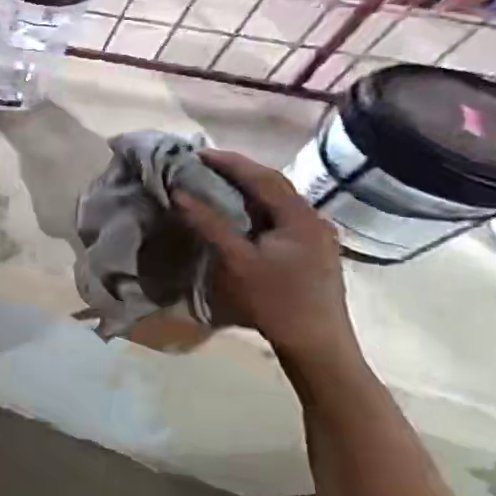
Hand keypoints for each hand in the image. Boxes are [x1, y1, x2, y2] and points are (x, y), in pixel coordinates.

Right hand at [174, 150, 359, 369]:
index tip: (197, 154)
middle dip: (238, 171)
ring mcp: (315, 236)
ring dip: (246, 187)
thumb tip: (179, 192)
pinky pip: (277, 215)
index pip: (264, 178)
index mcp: (300, 218)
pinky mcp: (309, 250)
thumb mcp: (236, 260)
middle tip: (201, 164)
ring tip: (213, 182)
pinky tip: (235, 211)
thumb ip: (208, 223)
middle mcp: (313, 220)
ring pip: (276, 200)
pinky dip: (253, 205)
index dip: (230, 162)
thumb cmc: (275, 299)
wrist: (316, 341)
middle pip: (274, 185)